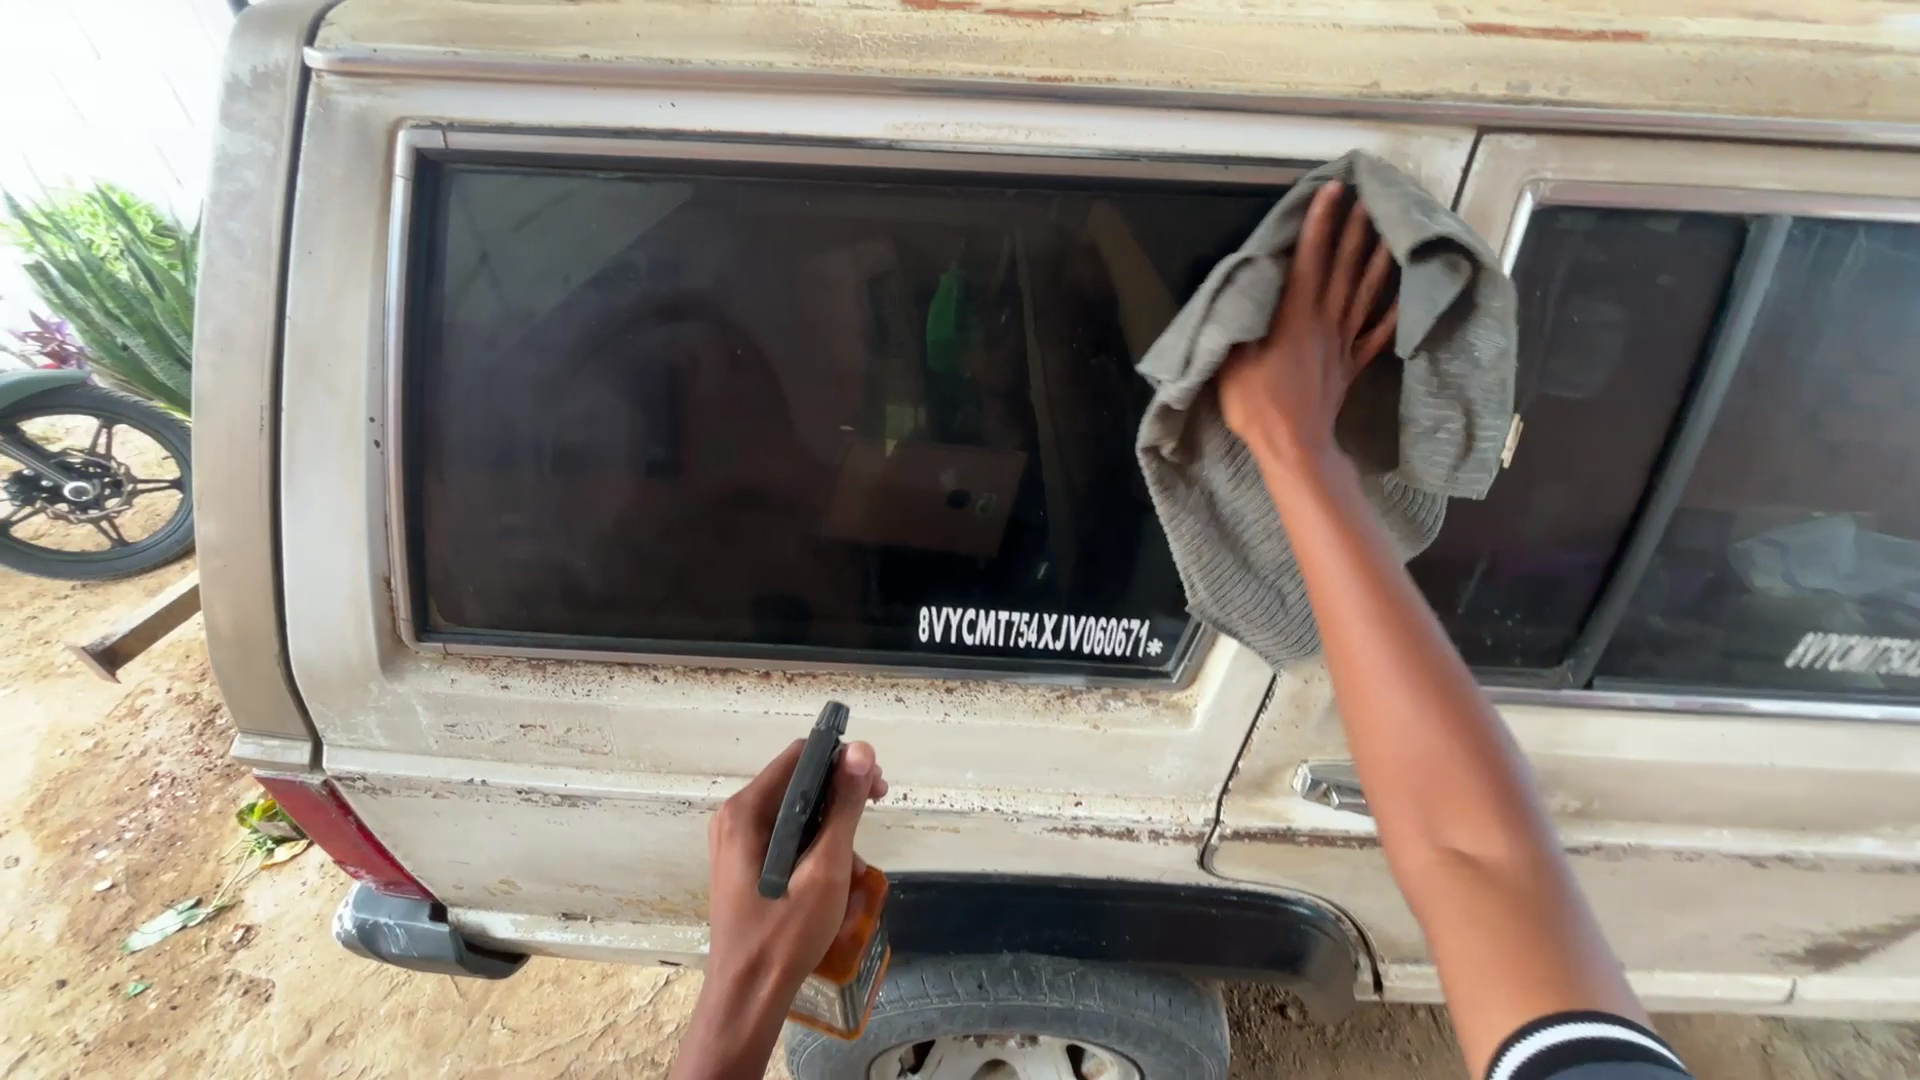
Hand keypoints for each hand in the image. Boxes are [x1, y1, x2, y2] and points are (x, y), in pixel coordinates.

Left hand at [671, 740, 887, 1079]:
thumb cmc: (785, 934)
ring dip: (833, 820)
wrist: (747, 999)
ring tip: (858, 854)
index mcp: (747, 810)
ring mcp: (738, 840)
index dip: (842, 759)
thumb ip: (844, 805)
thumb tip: (863, 749)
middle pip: (799, 779)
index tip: (874, 782)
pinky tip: (839, 870)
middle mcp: (736, 816)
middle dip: (842, 790)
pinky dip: (816, 841)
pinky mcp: (746, 862)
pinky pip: (788, 833)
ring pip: (797, 808)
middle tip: (877, 804)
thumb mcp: (825, 867)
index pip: (801, 755)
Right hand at [1217, 181, 1399, 472]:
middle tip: (1367, 197)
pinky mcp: (1349, 366)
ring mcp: (1341, 343)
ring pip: (1363, 293)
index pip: (1310, 259)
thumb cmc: (1257, 404)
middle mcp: (1324, 321)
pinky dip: (1390, 315)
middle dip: (1353, 230)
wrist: (1293, 444)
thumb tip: (1250, 289)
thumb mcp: (1233, 360)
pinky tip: (1401, 299)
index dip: (1321, 223)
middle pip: (1342, 268)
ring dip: (1375, 260)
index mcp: (1295, 316)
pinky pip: (1375, 335)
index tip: (1333, 189)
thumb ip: (1244, 322)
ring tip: (1387, 231)